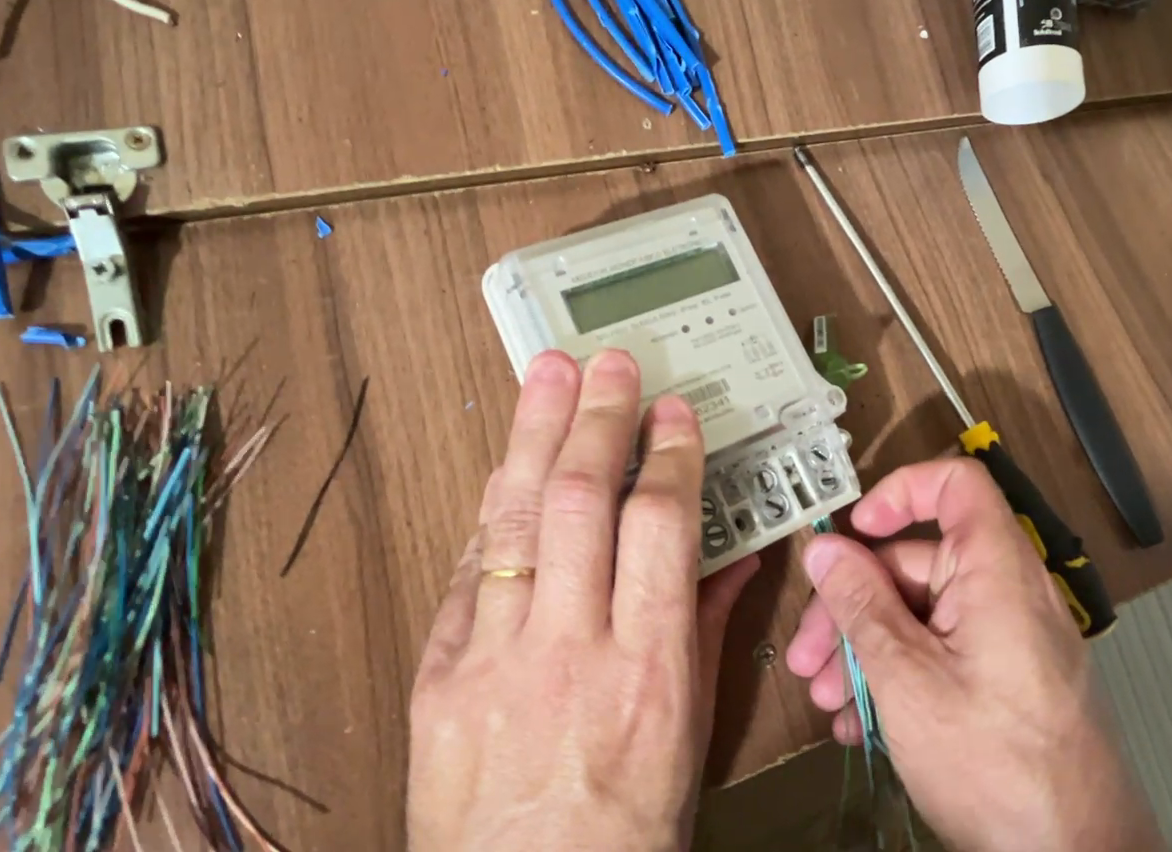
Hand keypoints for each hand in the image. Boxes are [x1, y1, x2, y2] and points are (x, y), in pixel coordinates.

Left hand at [409, 350, 759, 851]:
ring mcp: (494, 660)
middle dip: (596, 419)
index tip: (672, 413)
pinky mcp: (438, 676)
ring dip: (532, 434)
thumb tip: (733, 557)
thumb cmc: (624, 832)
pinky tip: (506, 469)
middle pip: (581, 501)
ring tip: (545, 377)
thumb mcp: (690, 732)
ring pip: (515, 518)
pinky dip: (492, 514)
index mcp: (648, 668)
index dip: (667, 455)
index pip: (660, 527)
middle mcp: (571, 651)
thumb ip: (707, 630)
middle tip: (607, 366)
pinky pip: (467, 574)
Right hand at [786, 458, 1162, 851]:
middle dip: (852, 603)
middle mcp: (1006, 592)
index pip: (956, 484)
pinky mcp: (1006, 681)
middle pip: (916, 562)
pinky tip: (861, 724)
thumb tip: (824, 548)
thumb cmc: (994, 763)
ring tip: (827, 701)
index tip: (855, 531)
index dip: (901, 492)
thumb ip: (861, 605)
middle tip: (807, 654)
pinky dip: (899, 675)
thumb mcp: (907, 679)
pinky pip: (943, 652)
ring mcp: (1007, 639)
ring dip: (865, 649)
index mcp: (996, 569)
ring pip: (921, 614)